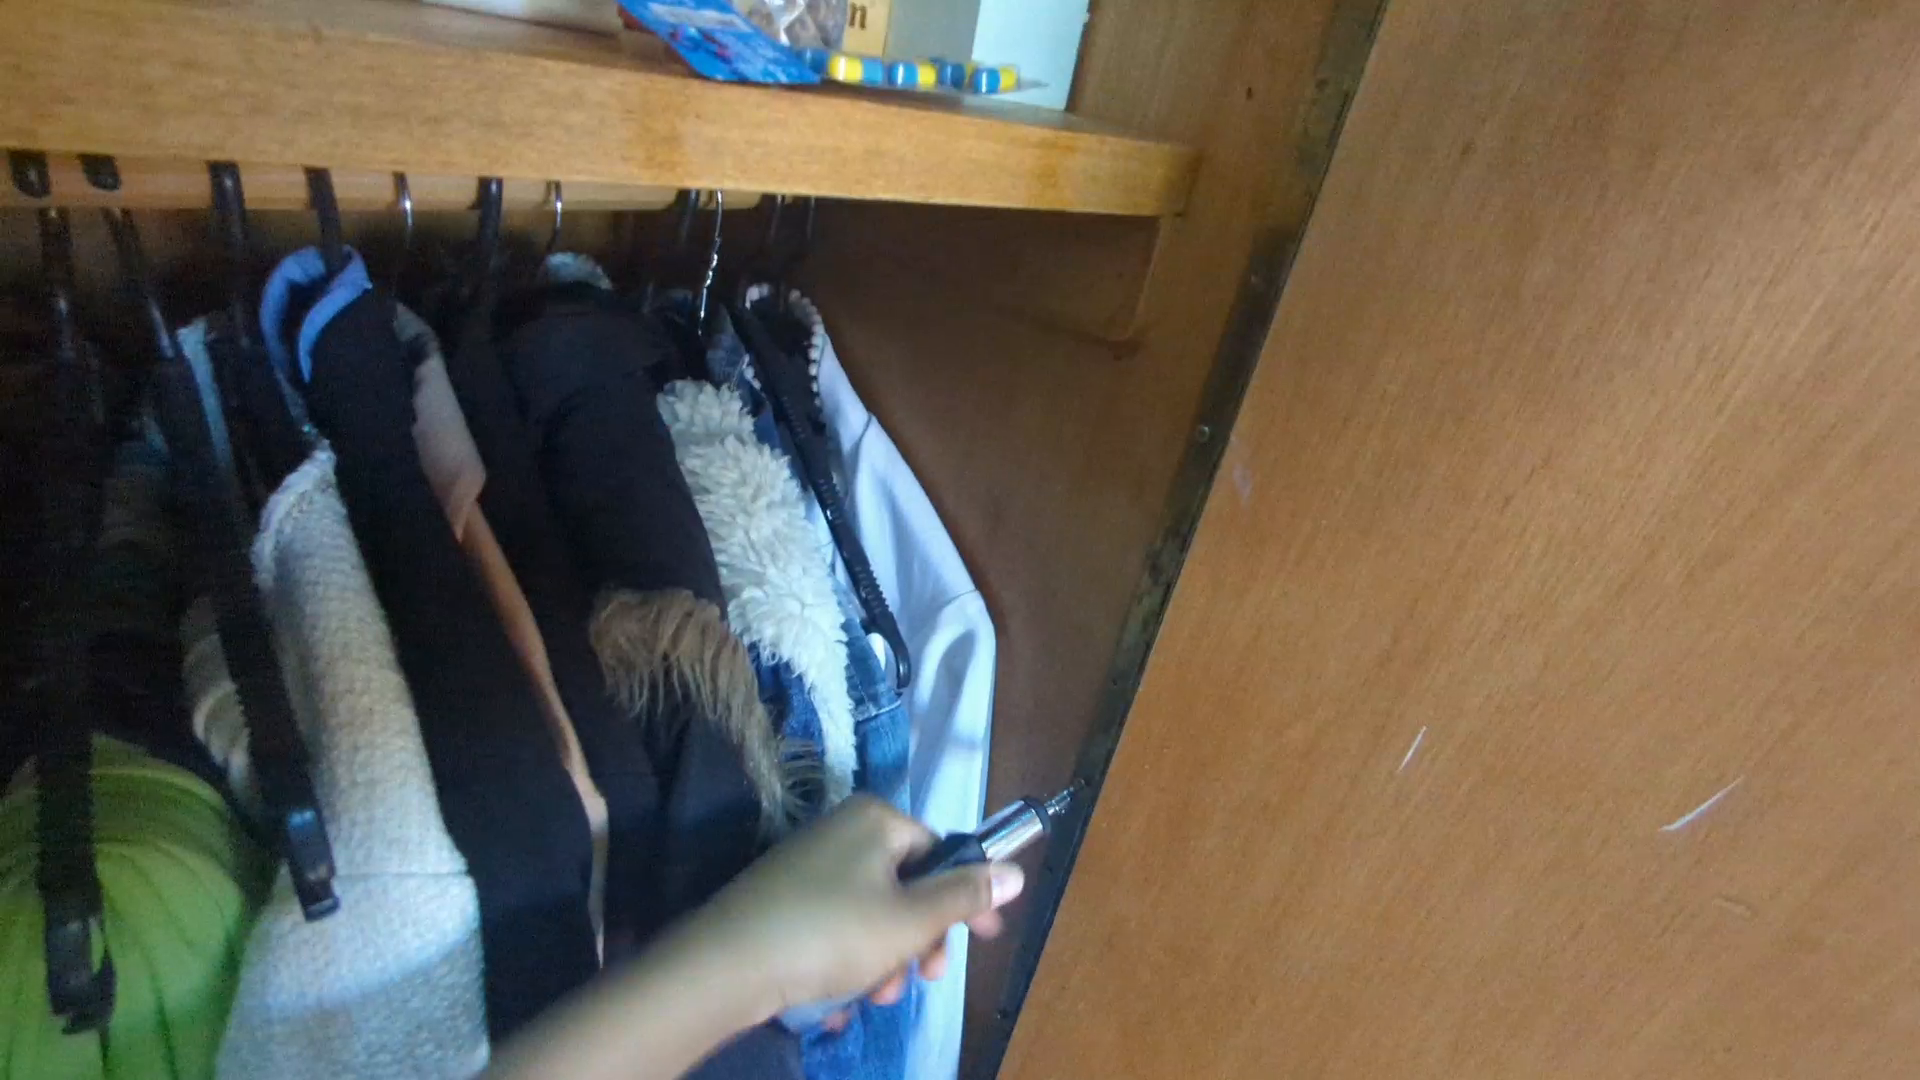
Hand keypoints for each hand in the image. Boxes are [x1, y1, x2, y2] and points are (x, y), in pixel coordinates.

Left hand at [684, 795, 1025, 1019]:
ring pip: (874, 908)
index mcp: (878, 818)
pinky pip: (839, 919)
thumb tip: (1015, 870)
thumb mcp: (910, 919)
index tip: (982, 939)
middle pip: (908, 883)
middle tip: (921, 980)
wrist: (726, 963)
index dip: (964, 897)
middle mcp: (846, 827)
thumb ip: (965, 895)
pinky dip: (850, 954)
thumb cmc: (832, 932)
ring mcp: (812, 859)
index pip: (940, 850)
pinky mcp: (787, 892)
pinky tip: (843, 995)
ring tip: (873, 995)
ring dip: (886, 955)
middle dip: (919, 938)